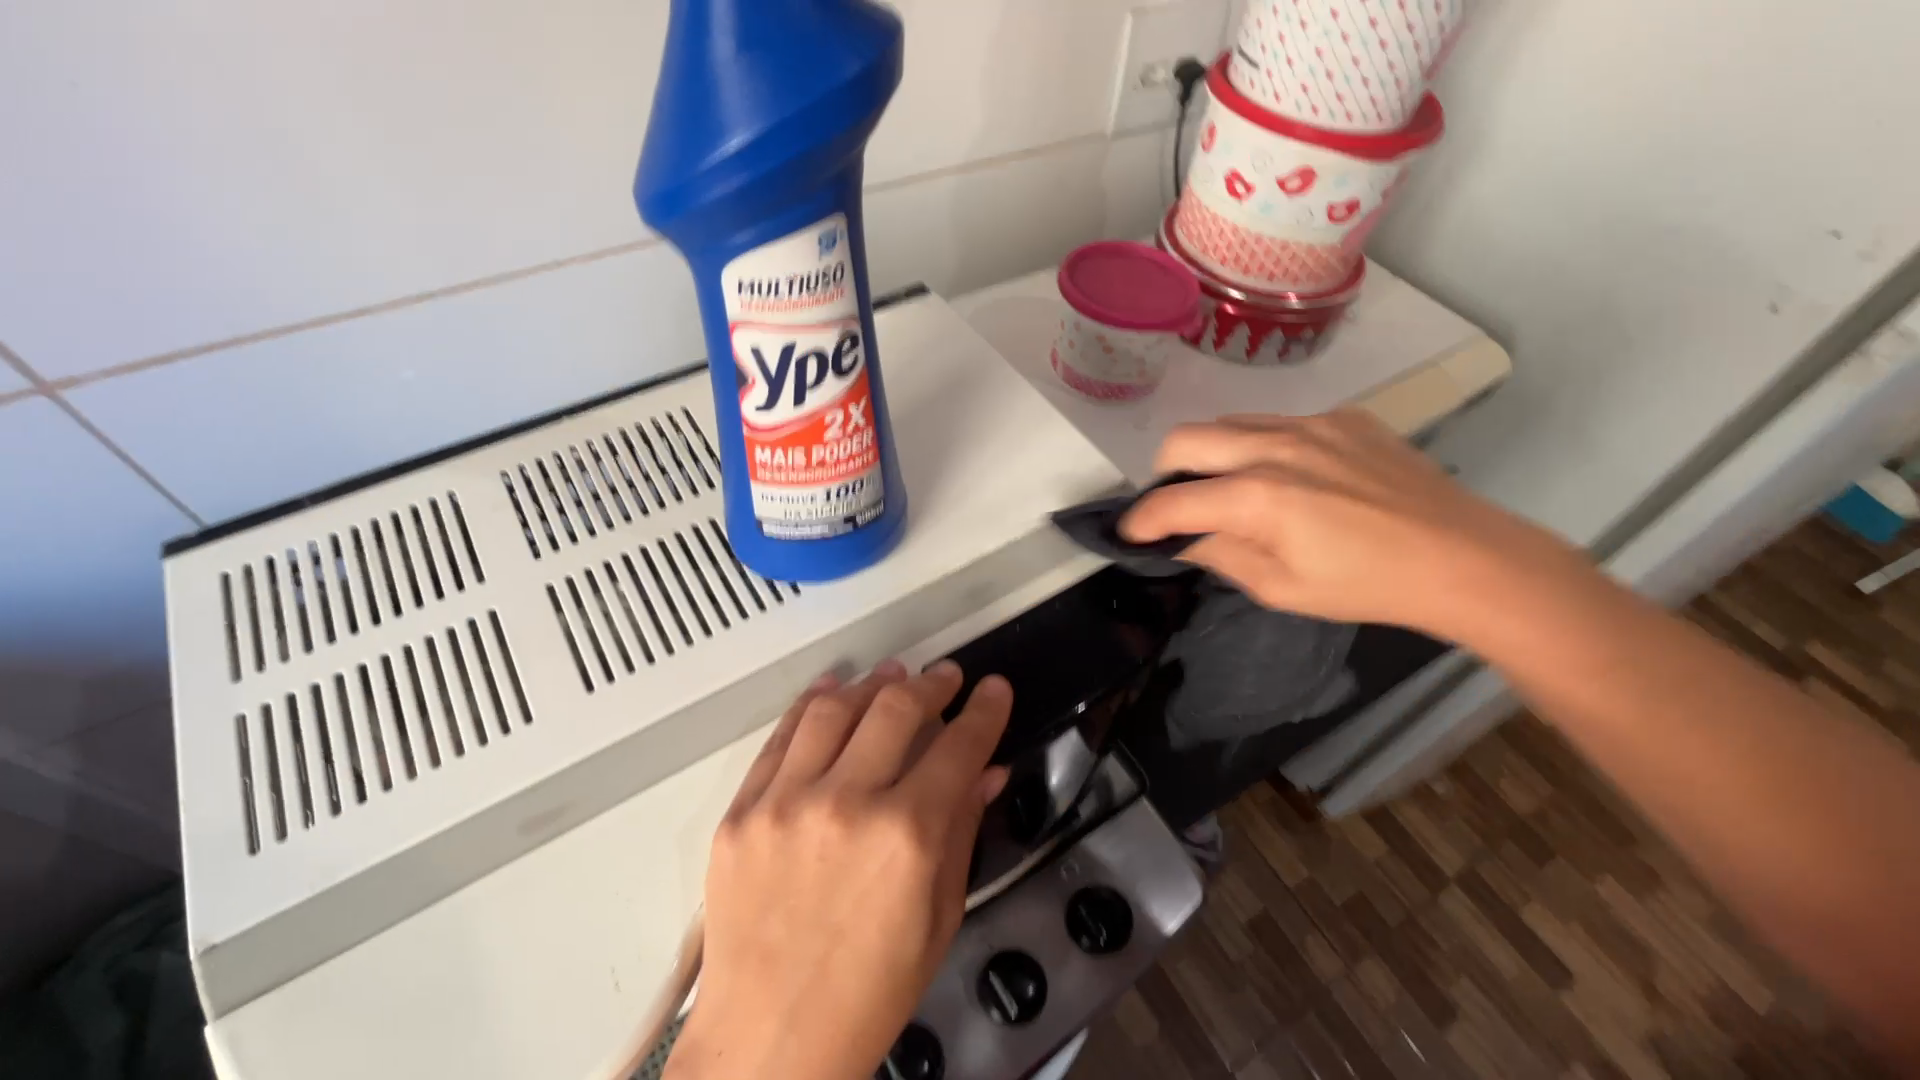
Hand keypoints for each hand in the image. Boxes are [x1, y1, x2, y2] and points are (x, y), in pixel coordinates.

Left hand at [665, 660, 1011, 1079]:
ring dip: (871, 684)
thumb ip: (962, 831)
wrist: (772, 1039)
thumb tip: (985, 773)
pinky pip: (780, 739)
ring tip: (892, 676)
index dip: (984, 710)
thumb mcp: (939, 916)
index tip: (992, 691)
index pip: (959, 745)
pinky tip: (830, 693)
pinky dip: (809, 706)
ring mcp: (786, 803)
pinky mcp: (742, 813)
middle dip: (932, 684)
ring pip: (835, 709)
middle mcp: (846, 804)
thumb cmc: (868, 993)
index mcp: (907, 836)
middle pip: (897, 709)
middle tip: (945, 678)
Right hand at [1120, 409, 1587, 640]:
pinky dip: (1261, 447)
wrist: (1462, 557)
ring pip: (1228, 424)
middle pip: (1184, 440)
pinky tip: (1291, 478)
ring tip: (1231, 489)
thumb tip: (1185, 538)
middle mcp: (1275, 447)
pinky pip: (1278, 422)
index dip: (1140, 522)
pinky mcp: (1343, 417)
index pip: (1172, 502)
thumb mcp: (1282, 589)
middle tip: (1176, 506)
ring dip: (1211, 455)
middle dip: (1163, 474)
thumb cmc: (1367, 586)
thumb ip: (1222, 555)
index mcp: (1258, 498)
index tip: (1129, 535)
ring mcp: (1311, 424)